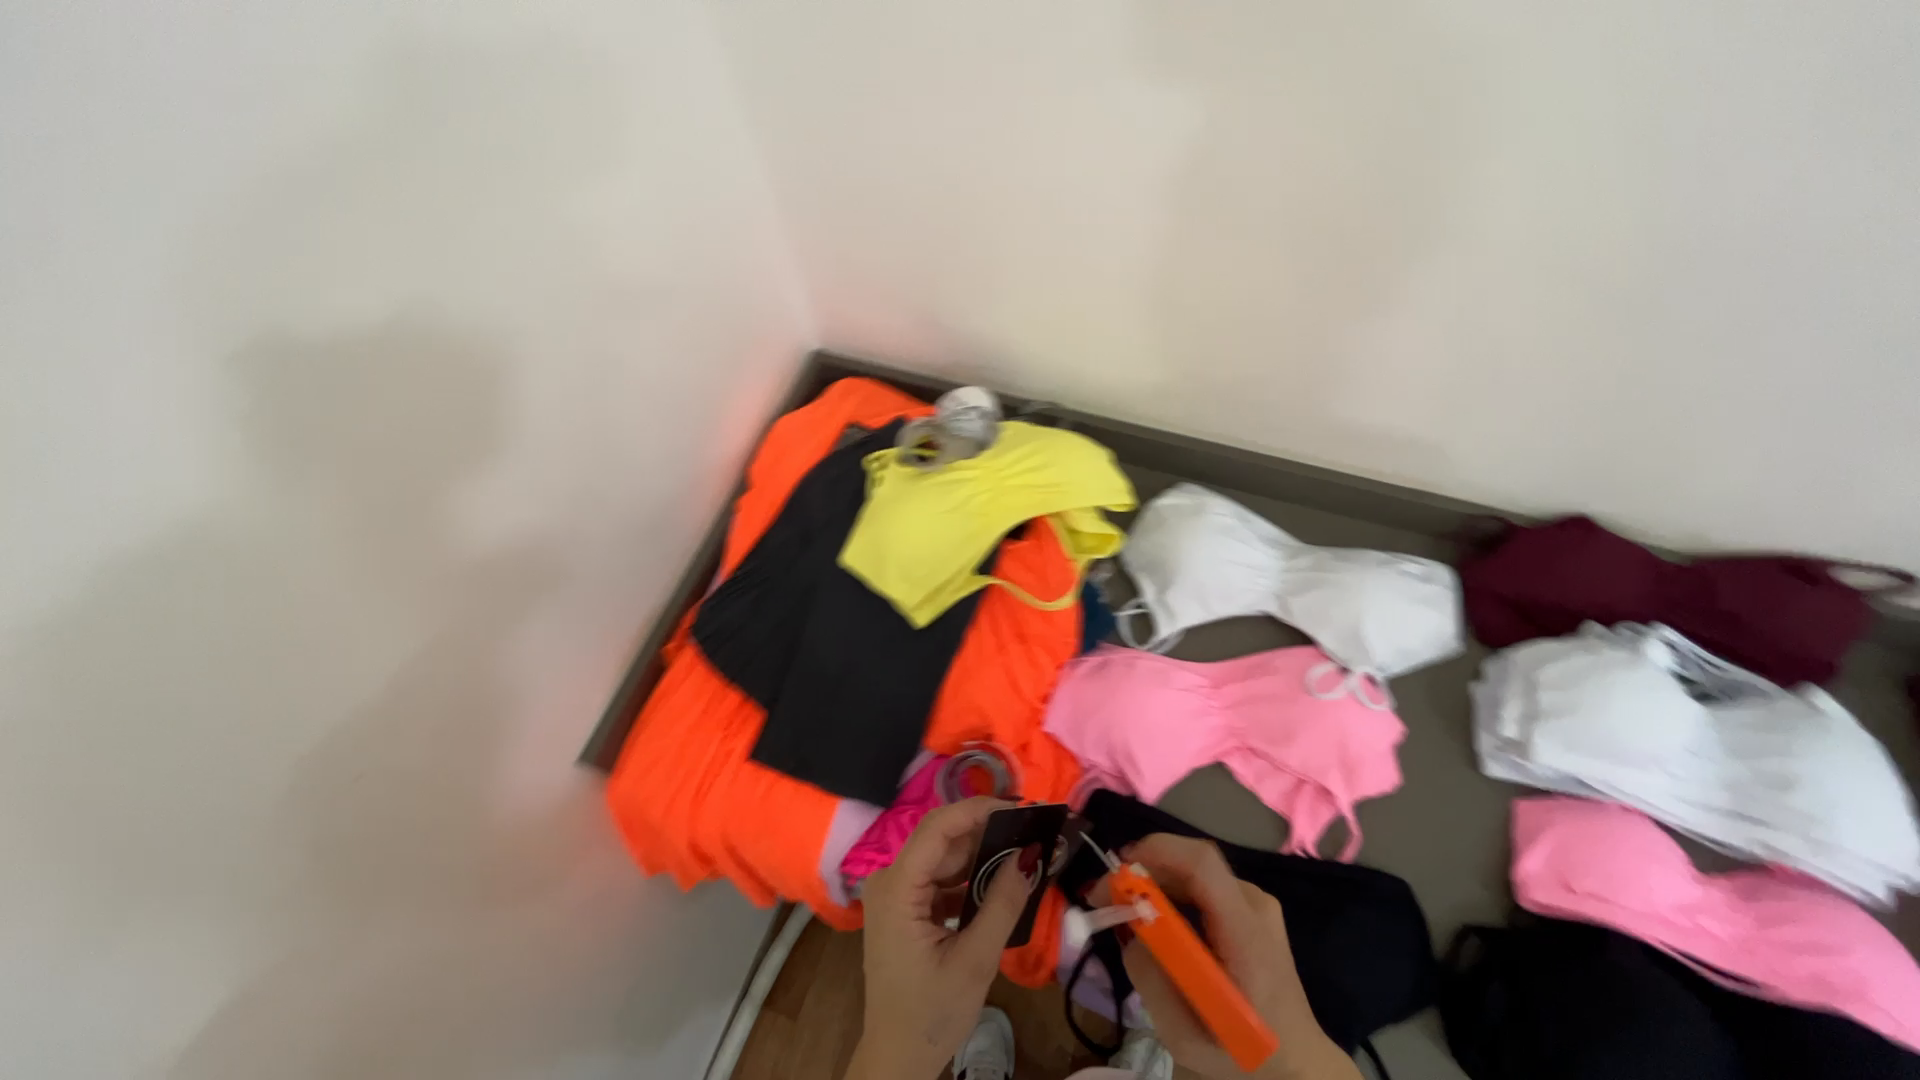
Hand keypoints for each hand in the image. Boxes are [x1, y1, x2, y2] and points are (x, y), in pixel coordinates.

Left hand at [844, 797, 1035, 1079]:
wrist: (898, 1058)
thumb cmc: (931, 1013)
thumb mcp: (976, 960)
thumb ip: (1003, 902)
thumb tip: (1032, 852)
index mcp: (896, 888)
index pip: (938, 827)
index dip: (979, 809)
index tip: (1023, 807)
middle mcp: (889, 880)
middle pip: (941, 838)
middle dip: (988, 830)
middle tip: (1034, 829)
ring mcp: (895, 893)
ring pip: (943, 856)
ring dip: (982, 853)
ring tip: (1026, 850)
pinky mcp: (904, 906)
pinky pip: (940, 877)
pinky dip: (970, 876)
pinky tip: (1002, 879)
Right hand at [1094, 834, 1361, 1079]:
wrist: (1298, 1062)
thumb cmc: (1244, 1054)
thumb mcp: (1185, 1035)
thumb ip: (1150, 980)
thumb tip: (1129, 932)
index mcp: (1245, 934)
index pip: (1202, 864)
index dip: (1156, 852)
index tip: (1116, 873)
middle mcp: (1255, 905)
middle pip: (1192, 863)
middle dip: (1143, 871)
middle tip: (1107, 899)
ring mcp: (1256, 903)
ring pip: (1193, 872)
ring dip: (1155, 884)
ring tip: (1128, 915)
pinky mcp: (1251, 908)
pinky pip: (1202, 886)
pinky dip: (1172, 895)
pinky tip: (1159, 926)